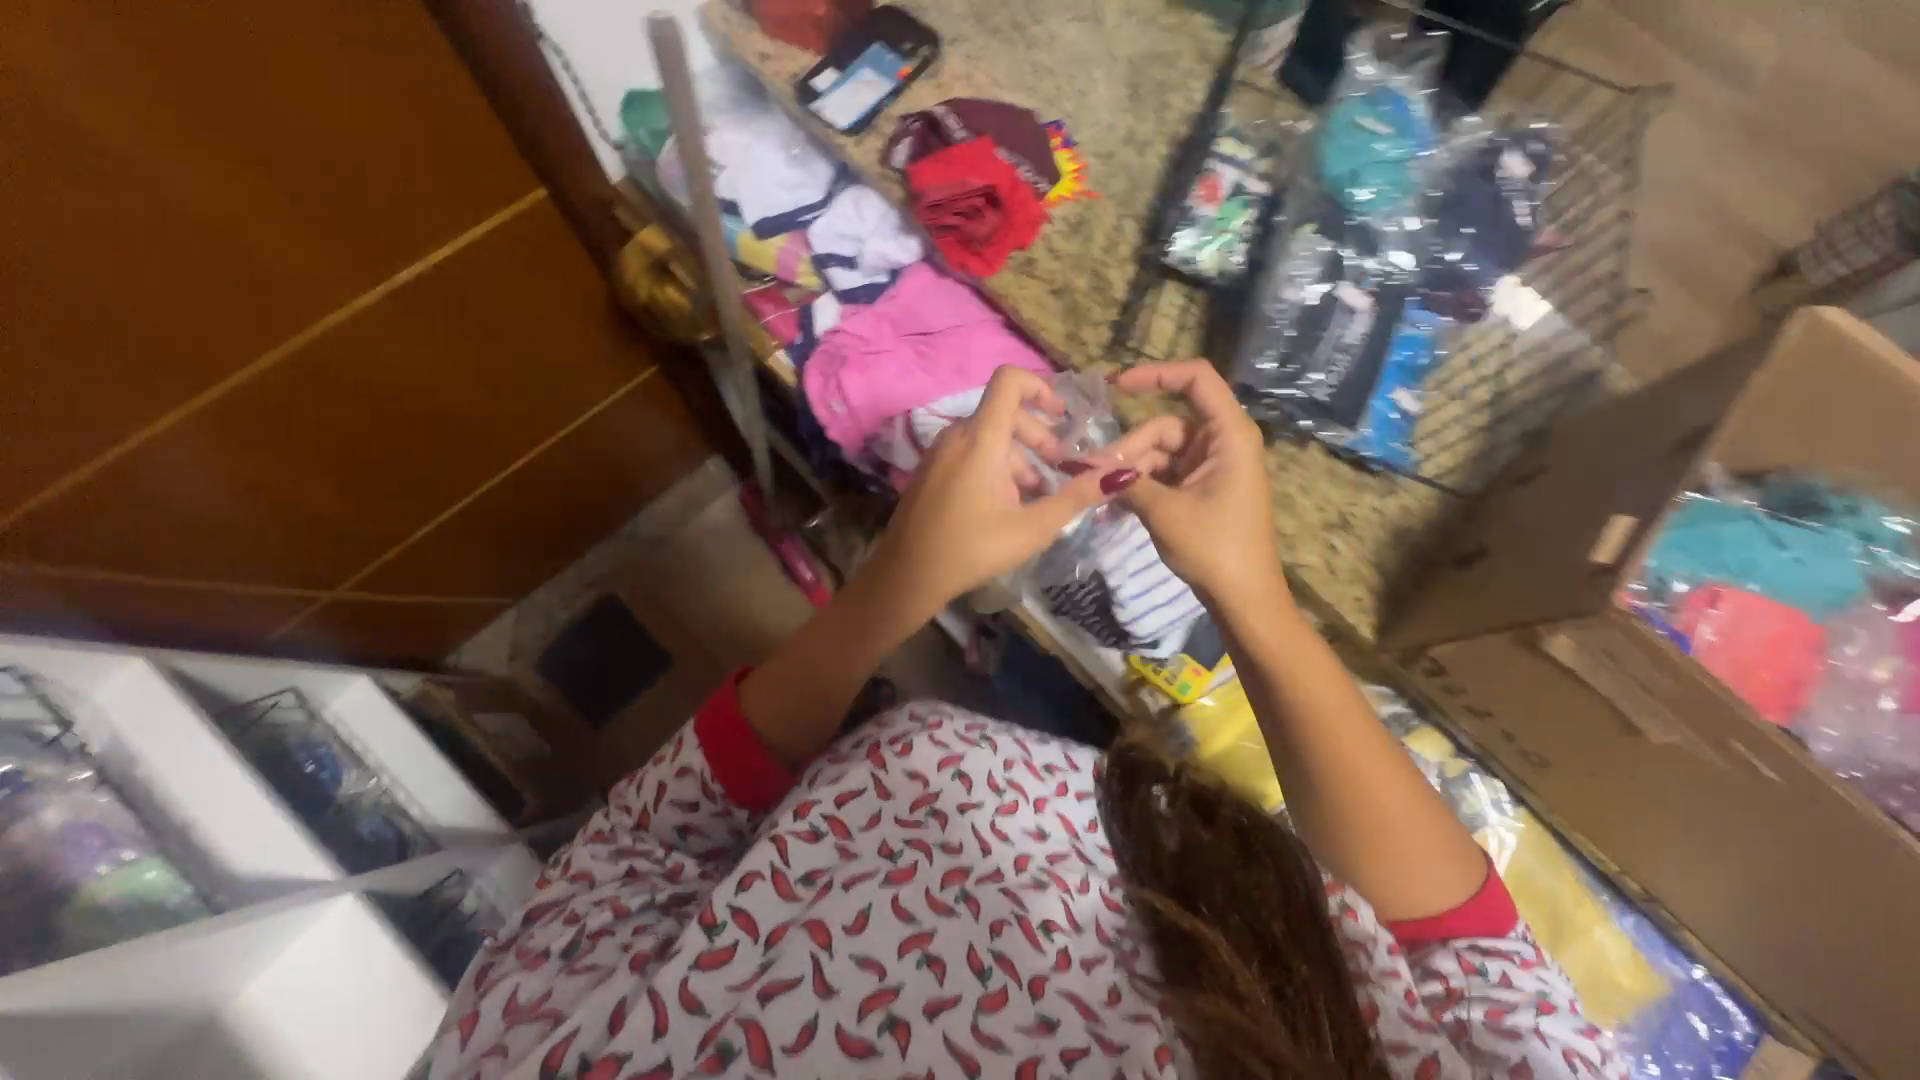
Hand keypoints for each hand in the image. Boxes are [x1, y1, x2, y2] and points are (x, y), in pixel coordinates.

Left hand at [871, 366, 1127, 615]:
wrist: (906, 575)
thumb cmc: (972, 549)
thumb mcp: (1033, 527)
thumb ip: (1076, 497)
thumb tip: (1121, 474)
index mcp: (981, 438)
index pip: (1009, 381)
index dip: (1040, 388)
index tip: (1062, 417)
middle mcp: (957, 435)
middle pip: (1005, 413)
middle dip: (1039, 437)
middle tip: (1059, 470)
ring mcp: (939, 452)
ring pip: (988, 437)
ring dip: (1019, 458)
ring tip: (1036, 496)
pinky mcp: (930, 470)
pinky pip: (970, 453)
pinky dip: (995, 466)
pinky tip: (1006, 504)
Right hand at [1101, 360, 1288, 609]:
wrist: (1244, 599)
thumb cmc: (1214, 548)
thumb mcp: (1164, 512)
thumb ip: (1126, 482)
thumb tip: (1084, 467)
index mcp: (1229, 434)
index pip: (1196, 379)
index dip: (1156, 374)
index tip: (1114, 386)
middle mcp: (1223, 442)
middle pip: (1165, 426)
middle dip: (1128, 448)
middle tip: (1091, 474)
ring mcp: (1212, 467)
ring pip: (1159, 453)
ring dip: (1129, 471)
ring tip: (1097, 495)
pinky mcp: (1202, 489)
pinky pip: (1164, 475)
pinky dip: (1140, 486)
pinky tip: (1112, 504)